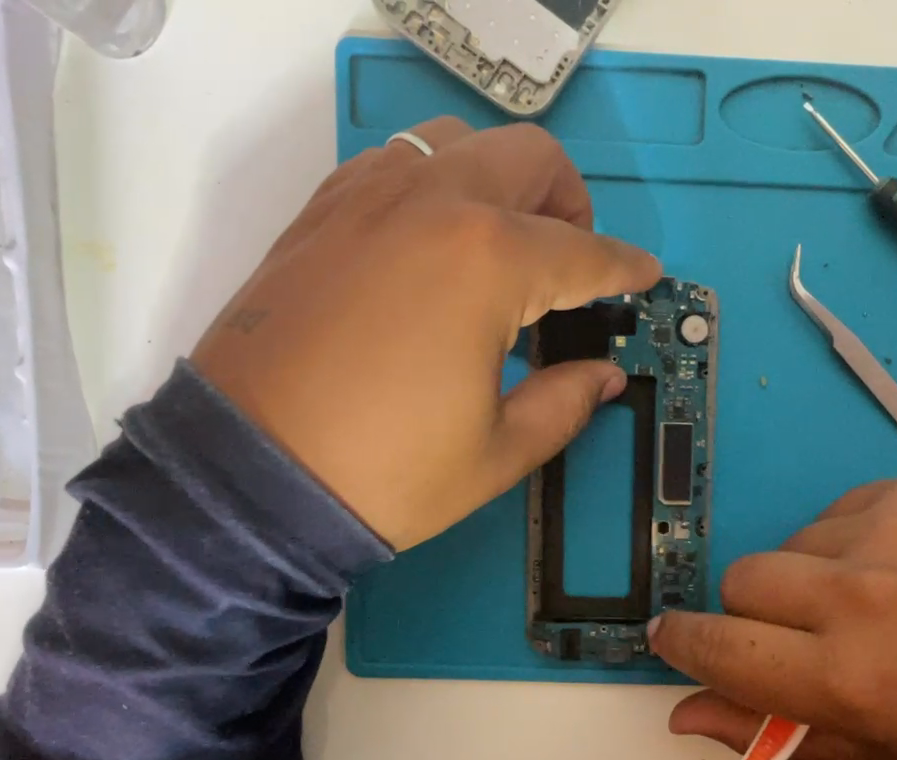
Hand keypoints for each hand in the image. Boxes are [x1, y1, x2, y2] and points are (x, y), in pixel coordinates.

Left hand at [193, 119, 661, 550]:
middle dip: (571, 205)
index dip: (625, 269)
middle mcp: (432, 203)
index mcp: (488, 261)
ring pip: (460, 145)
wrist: (251, 476)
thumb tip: (604, 376)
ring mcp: (368, 197)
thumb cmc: (388, 471)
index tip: (644, 276)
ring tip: (505, 249)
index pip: (583, 253)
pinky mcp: (323, 212)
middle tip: (575, 265)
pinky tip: (435, 249)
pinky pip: (397, 165)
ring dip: (502, 182)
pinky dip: (436, 188)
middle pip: (529, 160)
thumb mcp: (499, 451)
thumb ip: (566, 401)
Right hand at [649, 480, 896, 759]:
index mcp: (842, 678)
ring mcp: (882, 534)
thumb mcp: (866, 751)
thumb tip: (682, 710)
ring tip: (864, 598)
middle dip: (752, 610)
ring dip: (804, 575)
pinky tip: (893, 566)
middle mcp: (854, 598)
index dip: (684, 642)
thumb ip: (764, 734)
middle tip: (797, 630)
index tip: (670, 636)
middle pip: (741, 580)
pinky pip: (833, 513)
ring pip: (787, 543)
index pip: (721, 647)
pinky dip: (844, 541)